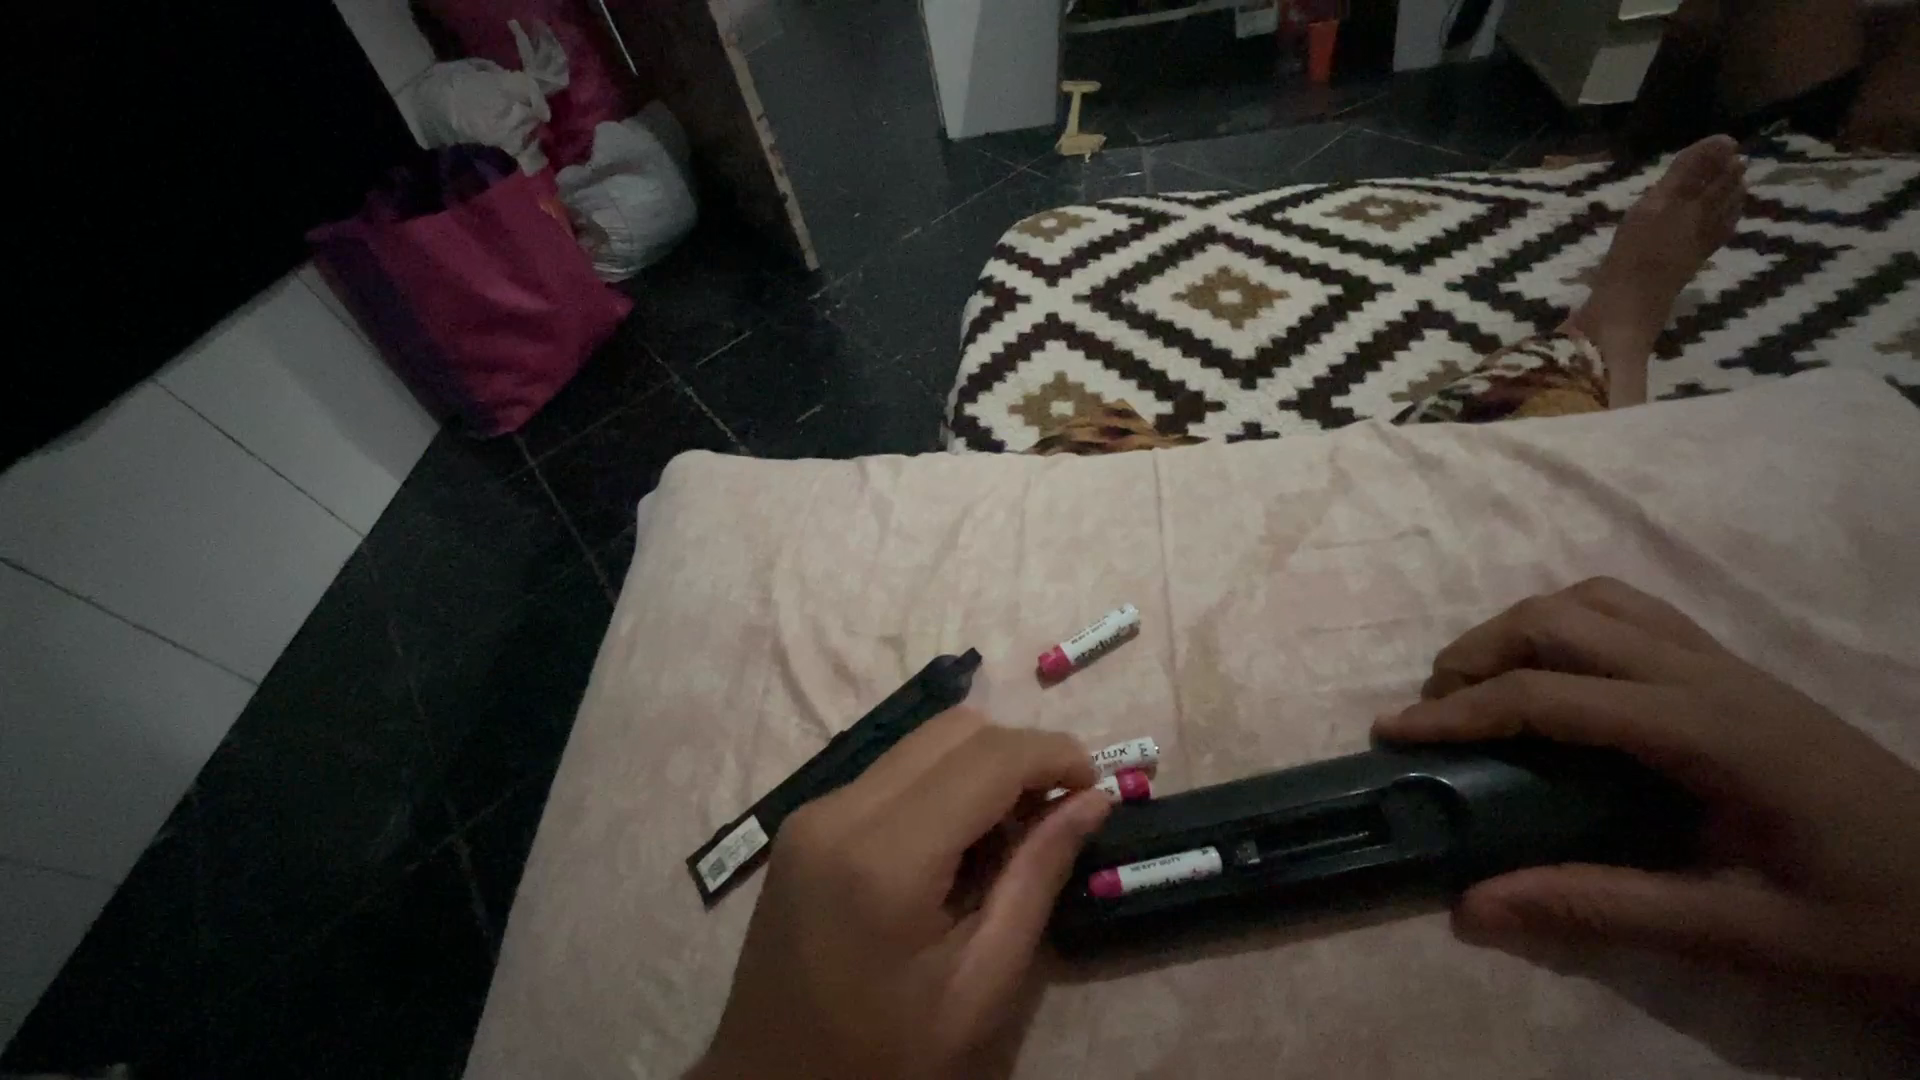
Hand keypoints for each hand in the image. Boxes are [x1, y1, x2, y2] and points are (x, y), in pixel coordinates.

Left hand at [689, 707, 1110, 1078]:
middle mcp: (841, 809)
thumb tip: (1093, 798)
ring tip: (1008, 829)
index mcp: (884, 858)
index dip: (1053, 754)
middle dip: (1019, 753)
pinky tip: (956, 840)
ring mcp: (816, 807)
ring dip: (981, 764)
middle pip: (954, 730)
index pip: (987, 758)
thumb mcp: (981, 984)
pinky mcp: (807, 816)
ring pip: (924, 741)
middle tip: (1055, 810)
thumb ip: (1037, 876)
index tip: (1095, 784)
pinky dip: (942, 782)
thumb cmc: (885, 1053)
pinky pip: (894, 769)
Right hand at [1375, 578, 1919, 988]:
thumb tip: (1472, 908)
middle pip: (1556, 621)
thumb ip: (1601, 909)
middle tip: (1439, 708)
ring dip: (1518, 628)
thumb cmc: (1877, 921)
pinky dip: (1567, 620)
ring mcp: (1723, 662)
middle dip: (1476, 653)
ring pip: (1590, 600)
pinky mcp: (1731, 666)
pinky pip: (1627, 608)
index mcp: (1706, 733)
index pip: (1546, 698)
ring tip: (1487, 681)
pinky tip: (1556, 669)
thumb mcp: (1744, 935)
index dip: (1458, 712)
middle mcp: (1707, 676)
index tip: (1392, 731)